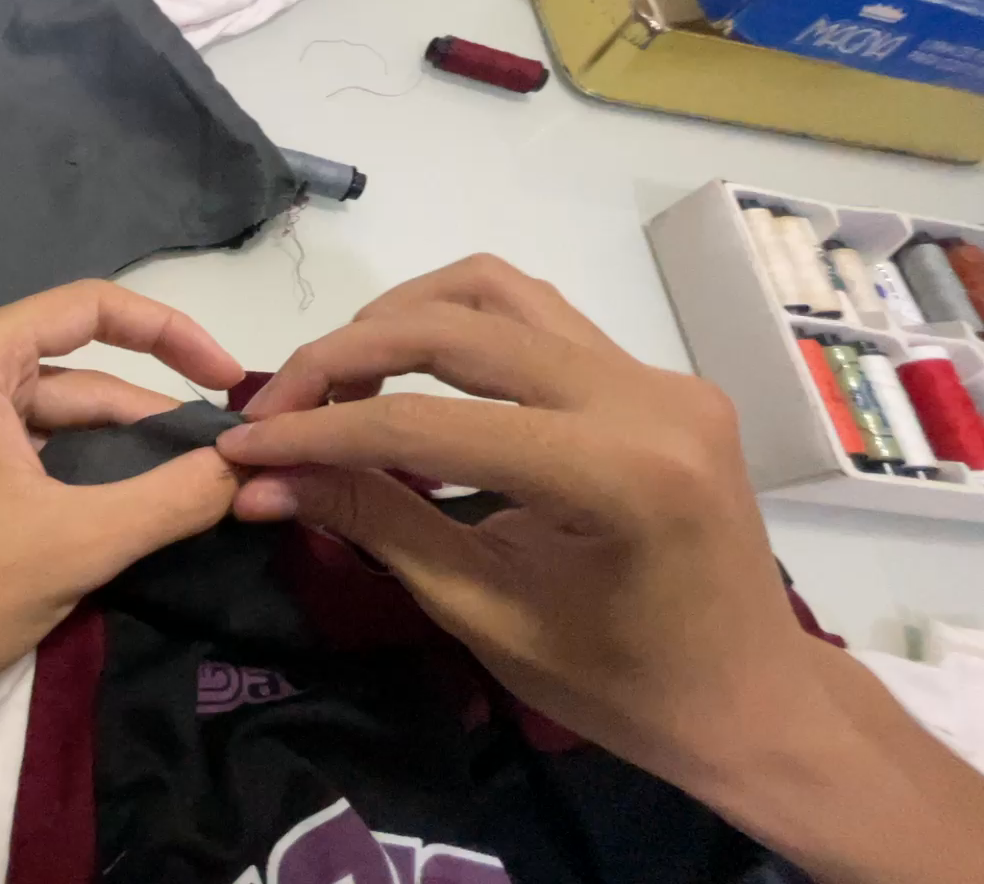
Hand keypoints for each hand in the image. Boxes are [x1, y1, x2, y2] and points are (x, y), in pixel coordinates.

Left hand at [0, 280, 243, 711]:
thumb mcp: (75, 543)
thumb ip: (171, 499)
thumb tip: (242, 467)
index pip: (92, 308)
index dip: (171, 334)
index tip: (227, 380)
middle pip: (80, 371)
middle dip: (152, 414)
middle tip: (226, 456)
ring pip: (61, 416)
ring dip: (124, 449)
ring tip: (196, 485)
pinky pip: (36, 449)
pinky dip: (86, 472)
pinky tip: (134, 502)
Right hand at [212, 255, 816, 777]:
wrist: (750, 699)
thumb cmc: (617, 682)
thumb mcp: (474, 608)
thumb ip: (366, 520)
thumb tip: (257, 484)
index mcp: (618, 475)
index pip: (423, 423)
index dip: (314, 432)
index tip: (239, 446)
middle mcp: (644, 395)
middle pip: (450, 328)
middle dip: (338, 359)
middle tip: (275, 408)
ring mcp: (650, 371)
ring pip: (486, 290)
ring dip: (389, 320)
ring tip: (336, 378)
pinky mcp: (641, 369)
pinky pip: (522, 306)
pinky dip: (441, 318)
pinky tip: (405, 364)